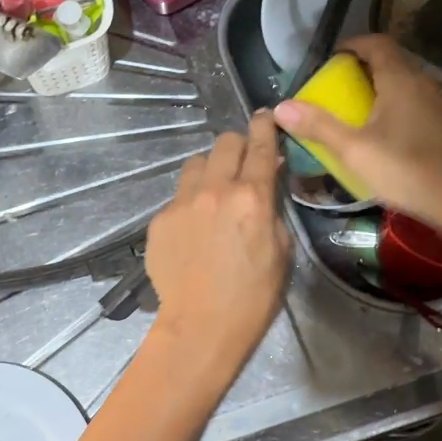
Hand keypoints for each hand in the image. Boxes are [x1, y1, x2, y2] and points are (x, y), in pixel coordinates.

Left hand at [143, 111, 291, 372]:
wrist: (201, 325)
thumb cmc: (252, 296)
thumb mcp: (281, 251)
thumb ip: (272, 209)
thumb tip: (267, 183)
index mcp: (251, 197)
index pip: (260, 146)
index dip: (265, 126)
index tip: (265, 115)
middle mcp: (215, 190)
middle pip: (224, 143)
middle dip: (237, 146)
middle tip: (242, 162)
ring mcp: (182, 203)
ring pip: (195, 163)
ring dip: (208, 170)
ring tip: (213, 193)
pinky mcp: (160, 219)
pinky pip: (177, 196)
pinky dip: (189, 203)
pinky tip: (194, 229)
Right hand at [274, 34, 441, 240]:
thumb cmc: (407, 170)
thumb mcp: (354, 150)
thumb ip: (318, 126)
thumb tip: (280, 107)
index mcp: (400, 80)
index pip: (376, 43)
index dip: (351, 44)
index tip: (328, 59)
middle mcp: (421, 84)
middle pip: (388, 62)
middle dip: (359, 69)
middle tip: (332, 88)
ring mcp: (436, 105)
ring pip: (401, 84)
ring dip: (375, 90)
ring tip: (350, 111)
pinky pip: (411, 103)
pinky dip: (390, 107)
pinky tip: (378, 134)